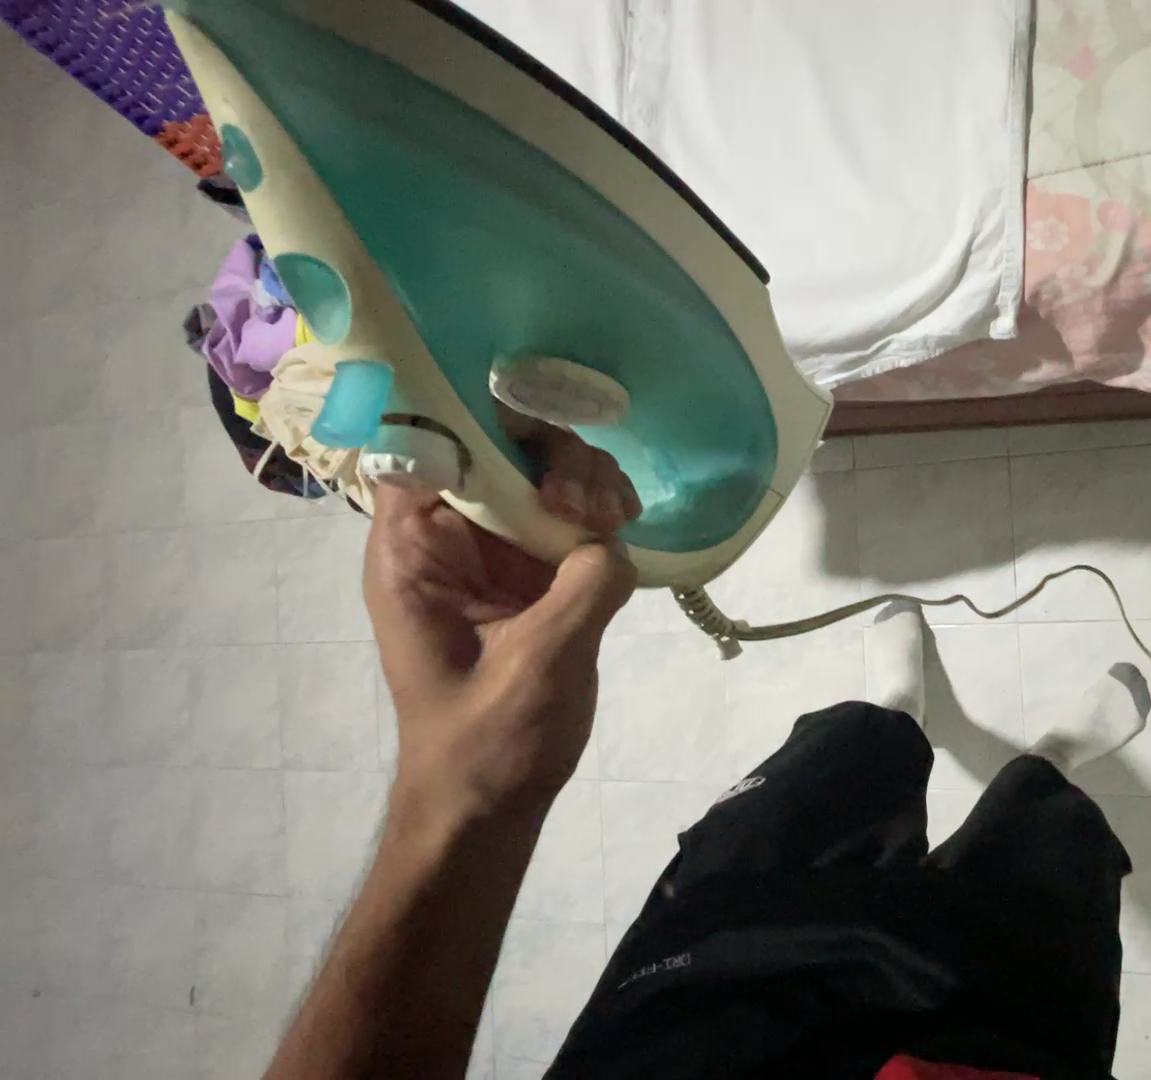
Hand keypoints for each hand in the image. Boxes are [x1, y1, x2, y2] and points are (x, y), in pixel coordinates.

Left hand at [363, 465, 636, 822]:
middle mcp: (454, 539)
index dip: (486, 423)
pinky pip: (574, 518)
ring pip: (546, 478)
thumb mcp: (539, 661)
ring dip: (589, 485)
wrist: (495, 801)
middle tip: (592, 511)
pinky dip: (605, 513)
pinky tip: (624, 530)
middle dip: (556, 462)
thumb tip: (613, 542)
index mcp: (417, 552)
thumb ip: (582, 586)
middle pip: (503, 452)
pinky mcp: (541, 576)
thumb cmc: (491, 740)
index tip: (549, 441)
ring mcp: (502, 555)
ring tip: (615, 523)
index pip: (431, 449)